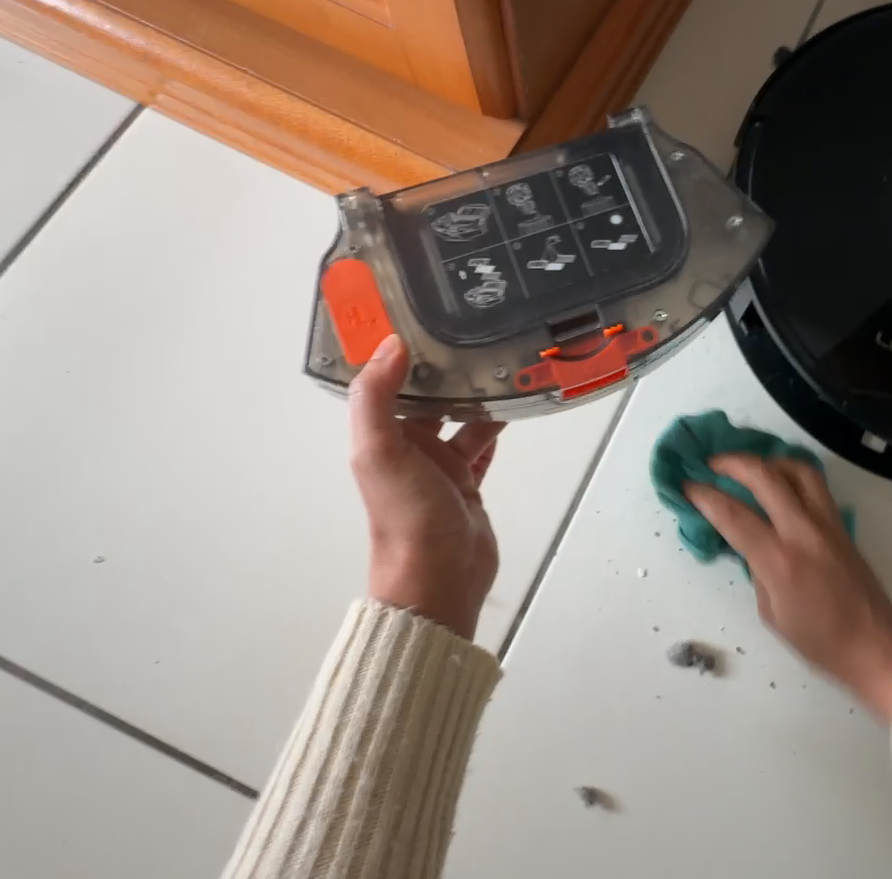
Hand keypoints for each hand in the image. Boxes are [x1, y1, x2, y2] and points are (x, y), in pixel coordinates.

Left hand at [348, 334, 504, 639]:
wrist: (439, 578)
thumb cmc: (406, 514)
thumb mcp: (380, 452)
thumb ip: (376, 397)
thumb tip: (390, 342)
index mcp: (382, 435)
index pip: (388, 381)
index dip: (399, 349)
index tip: (424, 312)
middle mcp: (409, 445)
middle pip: (427, 395)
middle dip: (446, 366)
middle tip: (477, 329)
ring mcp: (441, 464)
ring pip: (460, 416)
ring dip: (476, 393)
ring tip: (503, 360)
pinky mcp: (470, 481)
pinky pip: (484, 443)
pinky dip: (497, 424)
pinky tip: (515, 403)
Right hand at [685, 455, 891, 721]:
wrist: (877, 647)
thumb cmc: (820, 642)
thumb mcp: (771, 614)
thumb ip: (756, 570)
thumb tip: (749, 542)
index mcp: (780, 561)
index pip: (733, 515)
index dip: (705, 496)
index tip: (687, 484)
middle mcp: (803, 531)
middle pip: (764, 477)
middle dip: (731, 462)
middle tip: (710, 462)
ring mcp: (826, 523)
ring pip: (796, 469)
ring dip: (766, 460)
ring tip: (747, 465)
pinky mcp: (841, 524)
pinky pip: (814, 484)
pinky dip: (791, 472)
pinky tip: (778, 480)